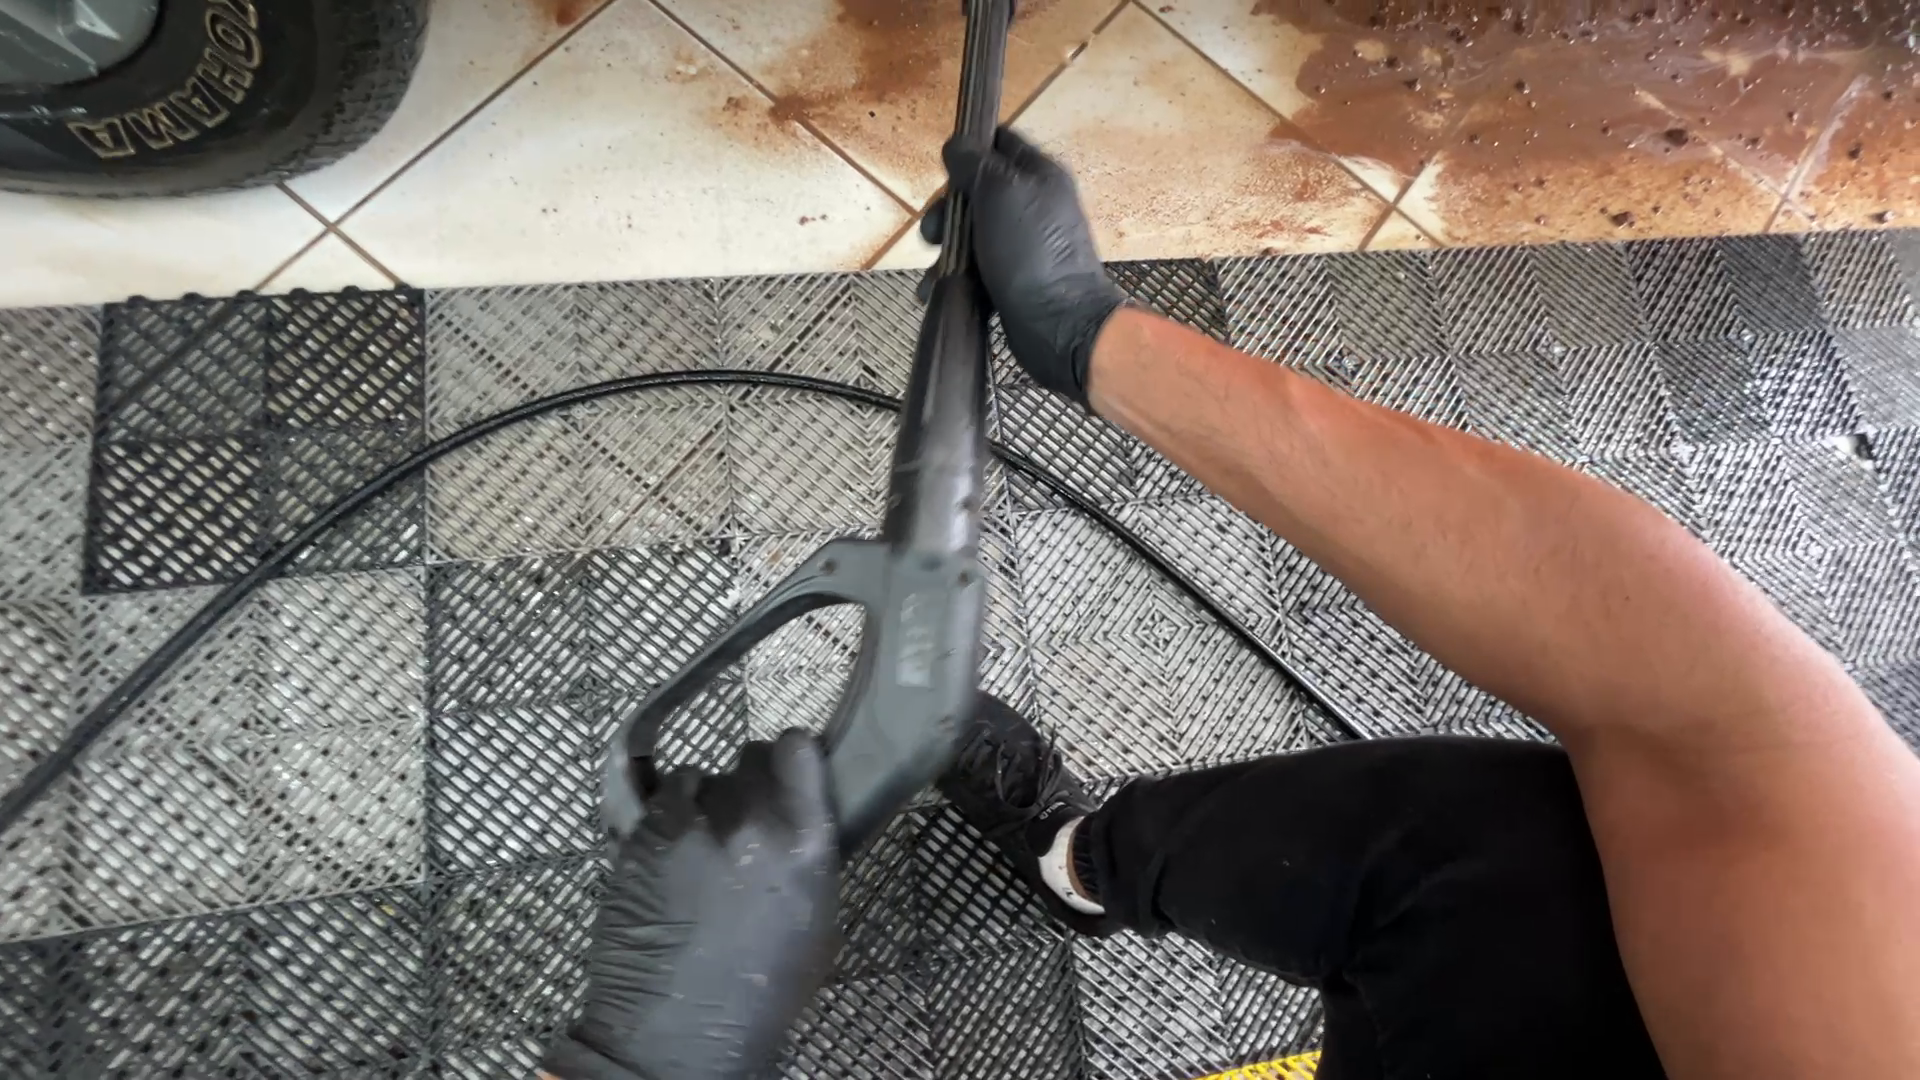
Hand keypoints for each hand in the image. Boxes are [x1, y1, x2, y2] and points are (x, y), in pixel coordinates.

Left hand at [542, 731, 840, 1079]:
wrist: (677, 1040)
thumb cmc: (762, 988)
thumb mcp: (817, 914)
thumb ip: (808, 846)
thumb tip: (796, 807)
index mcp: (804, 840)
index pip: (797, 747)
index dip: (789, 754)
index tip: (784, 770)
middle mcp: (752, 821)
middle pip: (750, 755)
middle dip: (749, 781)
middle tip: (740, 817)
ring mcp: (694, 826)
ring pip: (703, 776)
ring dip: (706, 801)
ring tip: (700, 843)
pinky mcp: (645, 838)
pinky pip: (665, 798)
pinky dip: (669, 815)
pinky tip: (671, 850)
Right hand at [924, 126, 1125, 406]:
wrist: (1057, 325)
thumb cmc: (1030, 253)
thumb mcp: (1001, 192)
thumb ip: (974, 163)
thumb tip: (955, 146)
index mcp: (1037, 175)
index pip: (996, 144)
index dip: (966, 154)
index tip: (945, 175)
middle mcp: (1030, 207)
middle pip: (974, 193)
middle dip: (946, 211)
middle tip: (932, 235)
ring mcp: (1020, 247)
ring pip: (968, 235)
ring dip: (943, 252)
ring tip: (931, 275)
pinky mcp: (1009, 282)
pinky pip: (973, 271)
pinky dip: (952, 279)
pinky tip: (935, 292)